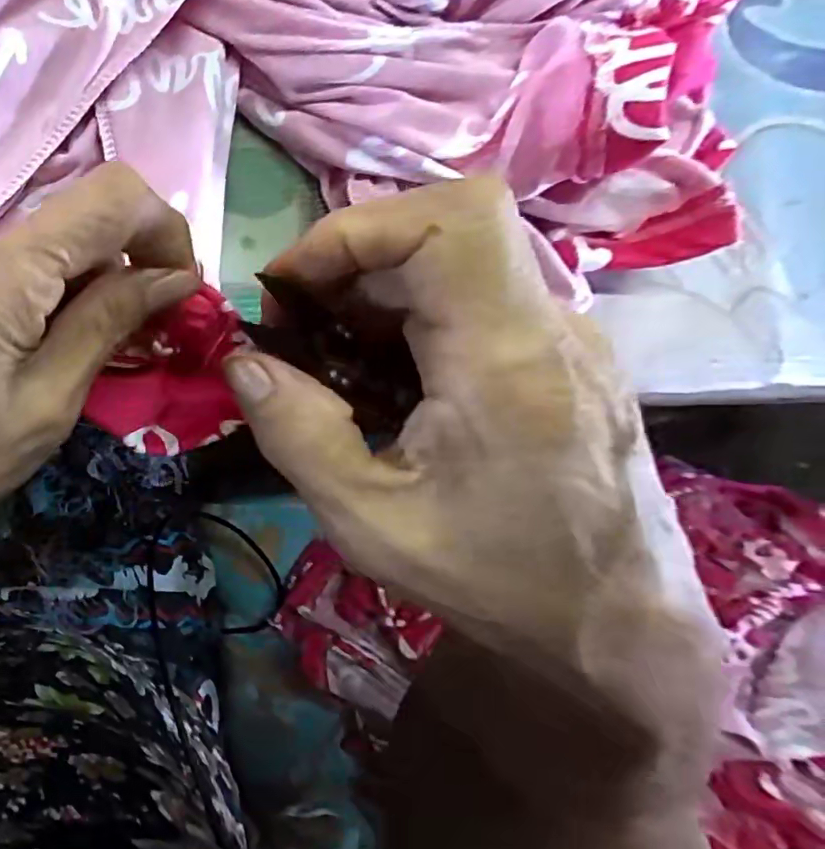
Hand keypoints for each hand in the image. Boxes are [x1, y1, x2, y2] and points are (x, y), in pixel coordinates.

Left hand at [0, 163, 198, 607]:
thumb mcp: (48, 402)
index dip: (162, 228)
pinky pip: (12, 261)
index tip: (177, 288)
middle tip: (146, 329)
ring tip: (96, 345)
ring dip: (88, 279)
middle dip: (127, 260)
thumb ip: (107, 321)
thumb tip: (174, 274)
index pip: (109, 195)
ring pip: (48, 239)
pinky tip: (50, 338)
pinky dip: (48, 287)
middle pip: (78, 214)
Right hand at [224, 178, 723, 806]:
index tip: (288, 288)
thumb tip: (238, 359)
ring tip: (318, 352)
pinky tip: (365, 373)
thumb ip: (292, 429)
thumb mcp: (361, 515)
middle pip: (440, 227)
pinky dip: (392, 313)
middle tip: (289, 324)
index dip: (352, 231)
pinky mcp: (549, 355)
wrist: (610, 626)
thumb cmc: (486, 574)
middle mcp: (546, 329)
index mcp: (504, 360)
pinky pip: (462, 296)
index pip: (448, 222)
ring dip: (362, 287)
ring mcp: (556, 337)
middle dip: (341, 260)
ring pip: (448, 257)